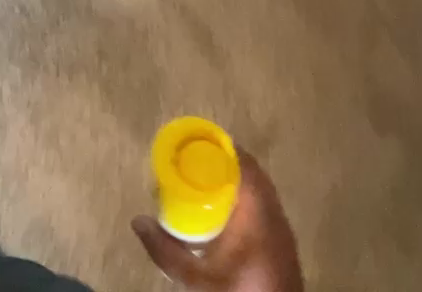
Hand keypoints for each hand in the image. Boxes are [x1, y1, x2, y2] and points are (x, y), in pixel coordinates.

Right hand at [131, 153, 302, 291]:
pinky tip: (226, 213)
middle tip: (196, 161)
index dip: (224, 148)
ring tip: (207, 183)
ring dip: (237, 181)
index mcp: (257, 214)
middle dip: (225, 163)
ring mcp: (284, 231)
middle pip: (253, 174)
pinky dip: (246, 199)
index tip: (198, 143)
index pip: (246, 165)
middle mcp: (275, 215)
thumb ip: (166, 251)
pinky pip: (265, 207)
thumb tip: (137, 221)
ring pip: (262, 191)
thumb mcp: (196, 280)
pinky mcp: (284, 245)